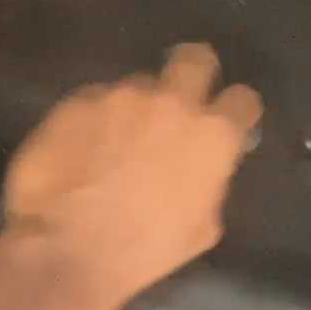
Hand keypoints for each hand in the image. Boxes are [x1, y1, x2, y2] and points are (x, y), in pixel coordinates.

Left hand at [4, 43, 263, 304]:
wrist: (68, 250)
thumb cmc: (145, 250)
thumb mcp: (202, 226)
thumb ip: (210, 182)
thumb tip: (204, 168)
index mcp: (212, 136)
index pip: (243, 99)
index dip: (236, 110)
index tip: (226, 121)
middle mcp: (172, 102)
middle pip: (196, 59)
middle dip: (193, 72)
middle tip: (179, 97)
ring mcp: (121, 95)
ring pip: (138, 85)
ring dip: (135, 106)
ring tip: (114, 140)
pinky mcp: (78, 100)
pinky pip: (95, 100)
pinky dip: (94, 119)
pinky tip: (80, 149)